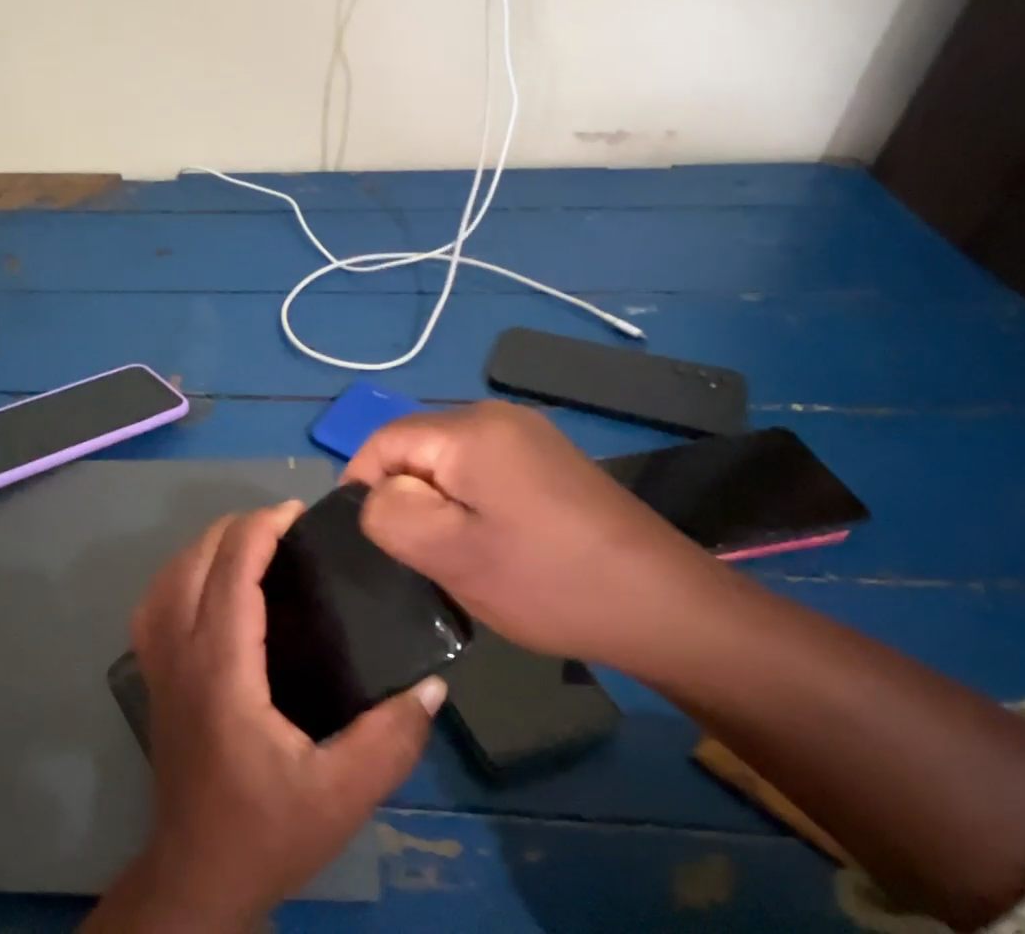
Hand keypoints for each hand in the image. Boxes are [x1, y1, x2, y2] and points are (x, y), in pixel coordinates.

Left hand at [85, 503, 445, 931]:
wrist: (199, 874)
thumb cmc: (268, 831)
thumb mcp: (343, 794)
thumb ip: (391, 739)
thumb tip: (433, 684)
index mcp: (222, 671)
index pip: (231, 574)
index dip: (260, 530)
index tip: (299, 513)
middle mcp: (181, 657)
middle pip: (192, 563)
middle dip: (235, 528)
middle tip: (286, 526)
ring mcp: (159, 668)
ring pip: (165, 580)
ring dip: (204, 548)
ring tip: (250, 544)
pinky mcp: (155, 681)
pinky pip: (154, 607)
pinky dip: (179, 577)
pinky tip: (210, 587)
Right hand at [342, 401, 734, 667]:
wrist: (661, 607)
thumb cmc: (546, 581)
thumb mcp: (448, 555)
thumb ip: (389, 514)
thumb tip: (376, 494)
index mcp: (471, 429)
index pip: (382, 440)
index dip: (362, 487)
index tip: (374, 543)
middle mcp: (499, 417)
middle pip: (416, 449)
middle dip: (405, 498)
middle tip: (418, 557)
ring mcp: (530, 438)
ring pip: (448, 465)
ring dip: (438, 507)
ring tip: (453, 557)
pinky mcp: (550, 464)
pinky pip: (482, 474)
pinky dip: (470, 507)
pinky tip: (491, 547)